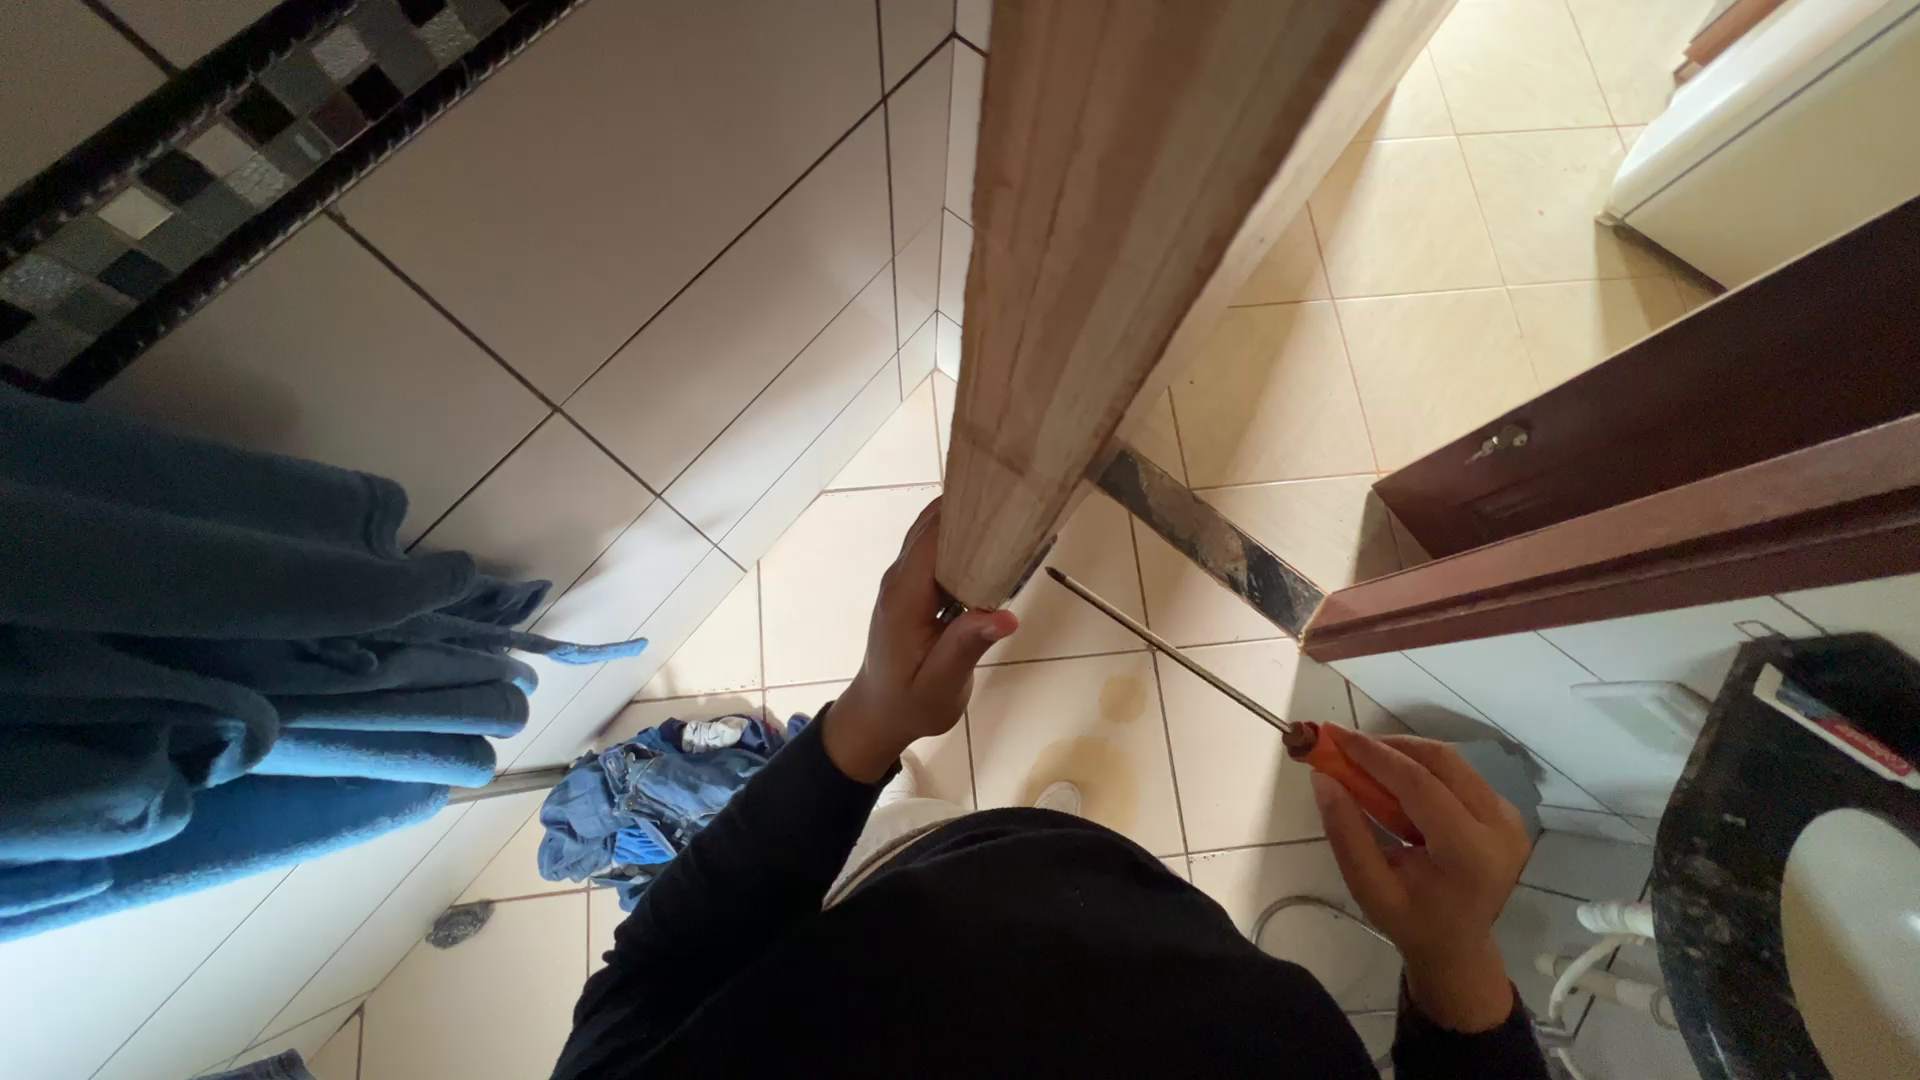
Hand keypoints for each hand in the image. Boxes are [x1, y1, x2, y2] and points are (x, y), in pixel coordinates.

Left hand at [821, 498, 1018, 783]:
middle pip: (932, 524)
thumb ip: (966, 647)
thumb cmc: (910, 703)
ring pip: (933, 530)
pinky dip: (962, 535)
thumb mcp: (940, 685)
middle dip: (971, 507)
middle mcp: (900, 579)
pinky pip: (936, 547)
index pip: (933, 539)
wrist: (879, 713)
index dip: (966, 515)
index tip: (1006, 499)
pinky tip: (995, 538)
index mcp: (904, 598)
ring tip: (1014, 508)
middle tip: (1021, 499)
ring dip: (967, 517)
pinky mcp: (913, 585)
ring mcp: (903, 579)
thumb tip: (1006, 618)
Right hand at [1312, 734, 1530, 1031]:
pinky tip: (1393, 779)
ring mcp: (1509, 819)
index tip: (1332, 734)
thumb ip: (1345, 831)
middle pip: (1440, 761)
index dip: (1372, 753)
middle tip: (1346, 746)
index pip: (1419, 783)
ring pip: (1449, 760)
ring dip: (1402, 751)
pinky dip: (1420, 764)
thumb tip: (1322, 776)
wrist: (1459, 947)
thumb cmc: (1410, 920)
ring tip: (1365, 761)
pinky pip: (1457, 772)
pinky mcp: (1505, 812)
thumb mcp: (1367, 885)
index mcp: (1469, 853)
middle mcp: (1500, 828)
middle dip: (1387, 745)